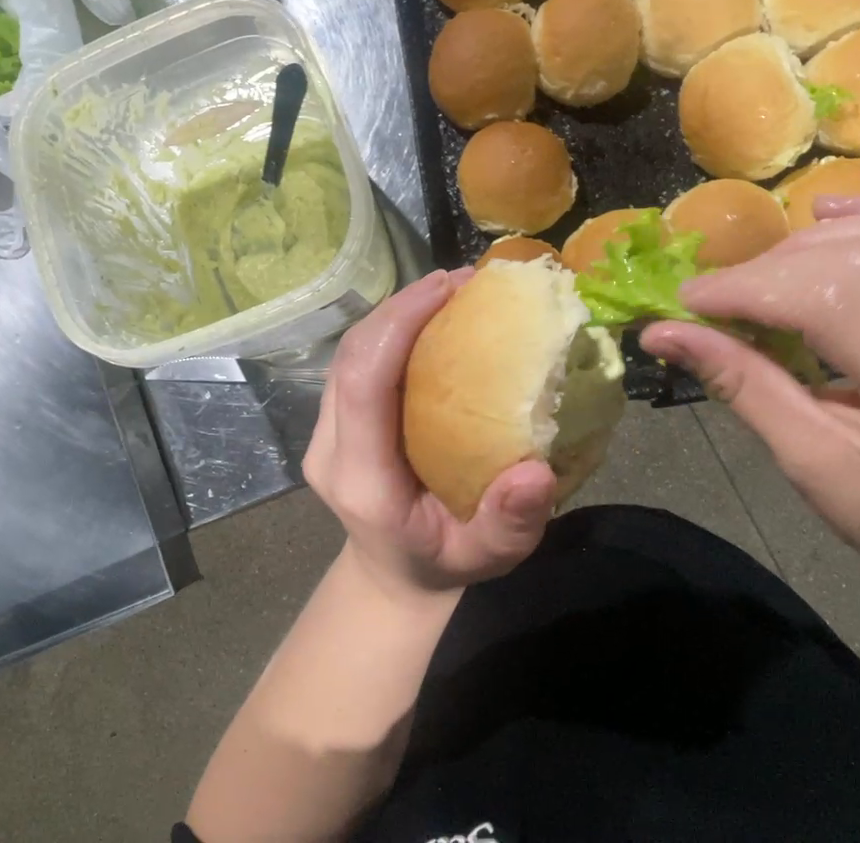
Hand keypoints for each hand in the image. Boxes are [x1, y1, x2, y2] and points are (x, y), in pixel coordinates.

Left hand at [304, 269, 558, 600]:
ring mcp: (324, 433)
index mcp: (362, 481)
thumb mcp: (487, 558)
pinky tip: (434, 318)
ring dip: (396, 313)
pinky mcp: (333, 421)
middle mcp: (331, 450)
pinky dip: (392, 332)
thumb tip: (535, 472)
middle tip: (463, 281)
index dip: (398, 326)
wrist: (393, 577)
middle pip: (350, 356)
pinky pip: (357, 362)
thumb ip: (508, 523)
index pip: (362, 384)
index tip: (449, 290)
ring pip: (348, 352)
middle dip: (402, 307)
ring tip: (452, 290)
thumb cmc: (442, 565)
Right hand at [641, 196, 859, 631]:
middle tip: (720, 296)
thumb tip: (661, 331)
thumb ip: (743, 386)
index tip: (689, 300)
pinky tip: (833, 221)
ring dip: (817, 241)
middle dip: (774, 266)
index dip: (751, 287)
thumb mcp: (812, 466)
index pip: (837, 300)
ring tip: (768, 274)